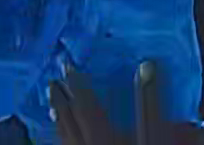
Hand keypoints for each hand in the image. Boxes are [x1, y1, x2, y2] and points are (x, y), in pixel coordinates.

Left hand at [50, 63, 202, 144]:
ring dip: (58, 123)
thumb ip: (150, 102)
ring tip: (52, 109)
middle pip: (68, 124)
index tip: (66, 66)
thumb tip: (146, 65)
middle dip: (60, 102)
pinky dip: (63, 141)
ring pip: (64, 142)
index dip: (76, 85)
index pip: (84, 105)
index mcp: (101, 137)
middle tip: (51, 83)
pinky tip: (64, 140)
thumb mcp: (152, 133)